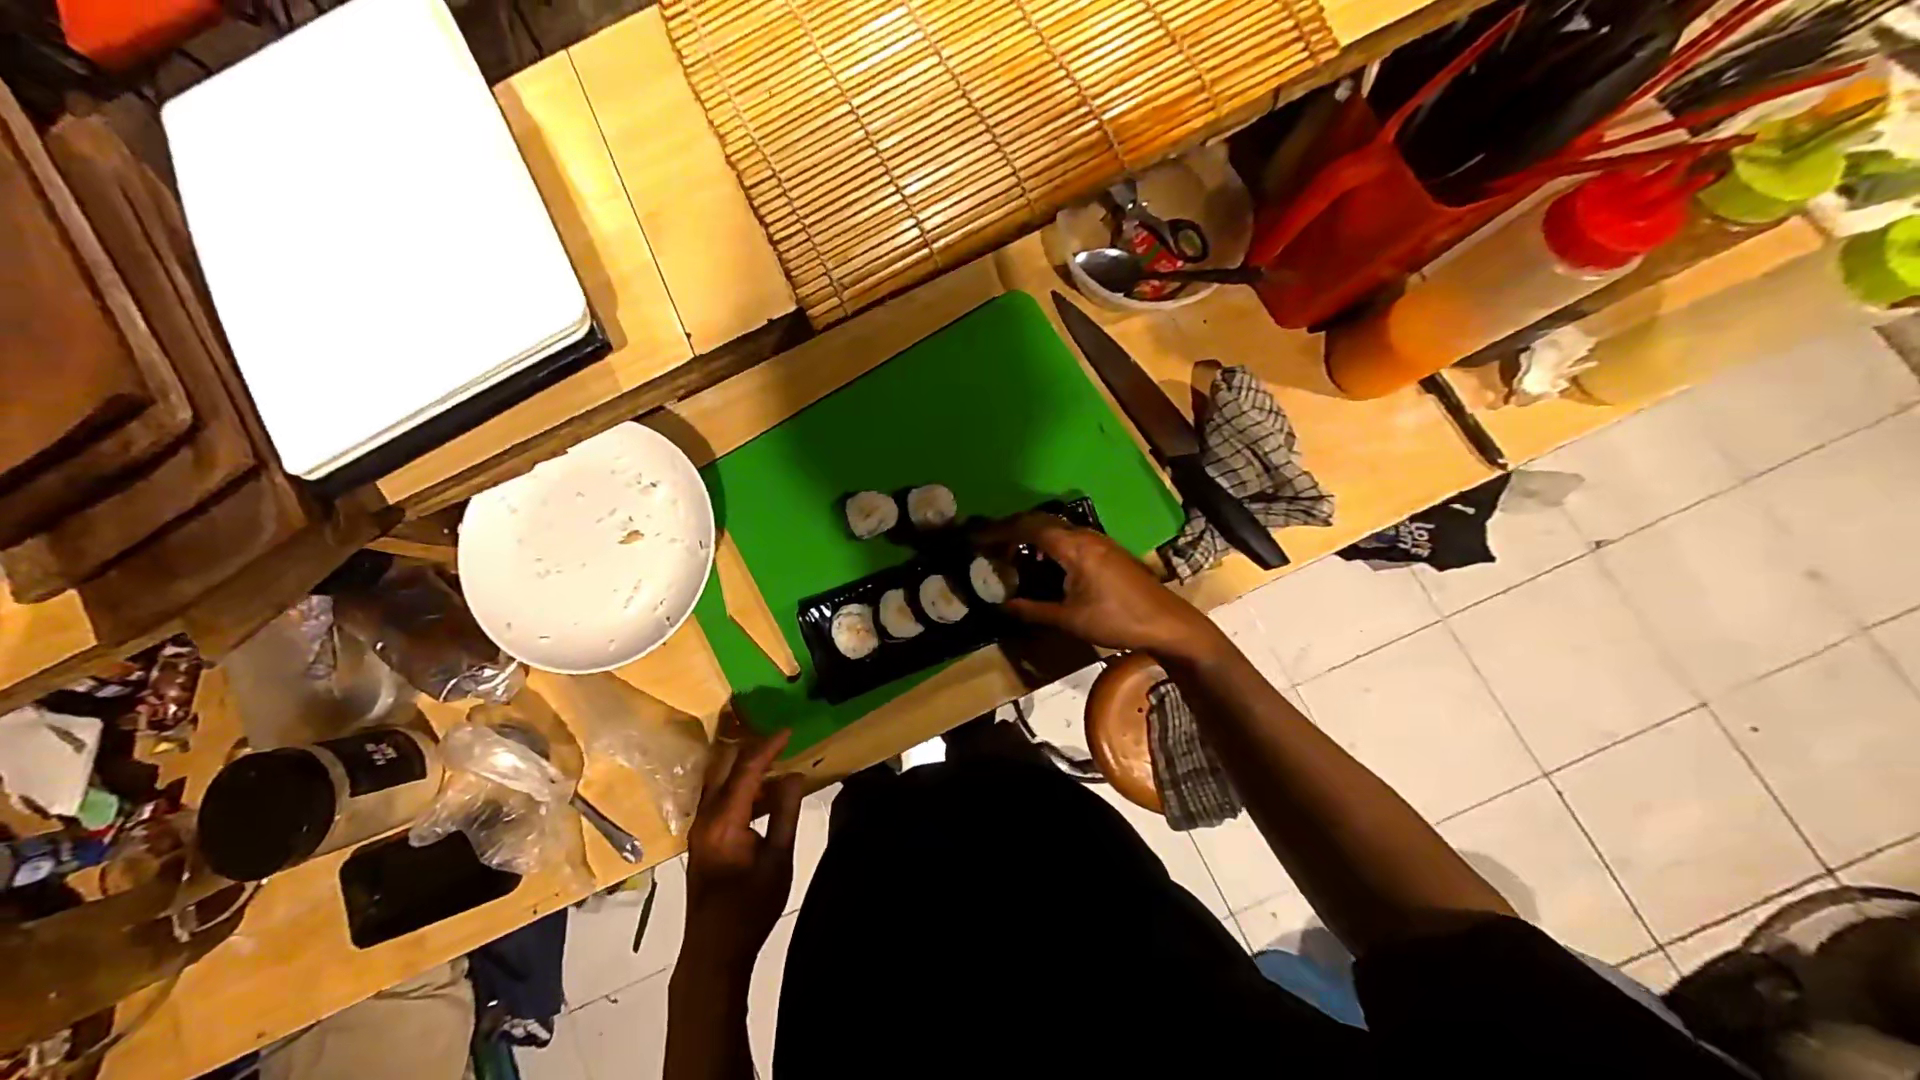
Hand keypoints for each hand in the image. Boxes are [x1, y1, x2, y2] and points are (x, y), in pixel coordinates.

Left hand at [681, 730, 804, 973]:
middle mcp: (704, 818)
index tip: (789, 731)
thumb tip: (794, 774)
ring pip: (720, 782)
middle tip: (780, 739)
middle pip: (724, 769)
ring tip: (777, 760)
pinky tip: (764, 792)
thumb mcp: (778, 860)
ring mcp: (699, 828)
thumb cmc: (750, 908)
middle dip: (751, 749)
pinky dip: (741, 787)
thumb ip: (785, 813)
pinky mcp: (702, 839)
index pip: (745, 771)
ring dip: (746, 768)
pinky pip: (720, 799)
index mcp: (722, 821)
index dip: (768, 747)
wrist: (714, 952)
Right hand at [981, 513, 1223, 659]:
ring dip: (1030, 537)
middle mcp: (1085, 535)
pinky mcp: (1107, 550)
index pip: (1027, 528)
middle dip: (1011, 531)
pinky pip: (1069, 537)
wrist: (1167, 623)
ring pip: (1055, 528)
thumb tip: (1002, 605)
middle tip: (988, 546)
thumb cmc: (1117, 620)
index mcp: (1074, 546)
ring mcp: (1099, 540)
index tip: (975, 540)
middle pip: (1040, 522)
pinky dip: (1047, 544)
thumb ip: (1032, 609)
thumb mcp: (1069, 620)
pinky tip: (1042, 565)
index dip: (998, 532)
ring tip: (1010, 556)